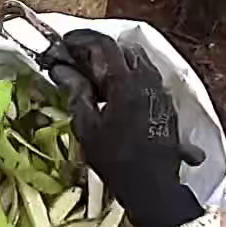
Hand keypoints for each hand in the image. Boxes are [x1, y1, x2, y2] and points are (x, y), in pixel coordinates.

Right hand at [42, 30, 204, 226]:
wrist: (153, 187)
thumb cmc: (115, 158)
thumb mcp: (87, 126)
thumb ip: (76, 92)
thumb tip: (61, 69)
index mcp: (126, 82)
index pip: (103, 45)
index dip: (80, 39)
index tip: (62, 43)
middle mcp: (147, 80)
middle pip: (122, 49)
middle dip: (95, 49)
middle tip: (72, 59)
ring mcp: (159, 91)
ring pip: (136, 62)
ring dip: (112, 62)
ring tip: (90, 75)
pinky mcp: (164, 103)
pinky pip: (144, 77)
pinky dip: (125, 75)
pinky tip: (110, 92)